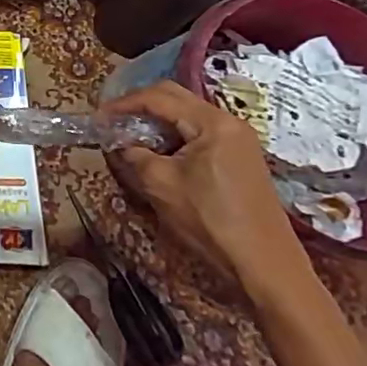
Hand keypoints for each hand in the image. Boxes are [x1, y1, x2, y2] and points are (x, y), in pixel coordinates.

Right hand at [105, 81, 304, 281]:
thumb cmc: (212, 223)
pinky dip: (177, 137)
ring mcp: (239, 139)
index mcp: (212, 122)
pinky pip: (202, 133)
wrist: (266, 267)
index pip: (160, 98)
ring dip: (159, 123)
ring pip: (189, 116)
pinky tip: (161, 153)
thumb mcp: (162, 187)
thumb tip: (118, 144)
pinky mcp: (241, 157)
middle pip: (176, 98)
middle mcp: (229, 121)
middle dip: (142, 106)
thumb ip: (135, 156)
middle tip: (114, 120)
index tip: (100, 116)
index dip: (125, 104)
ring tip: (132, 137)